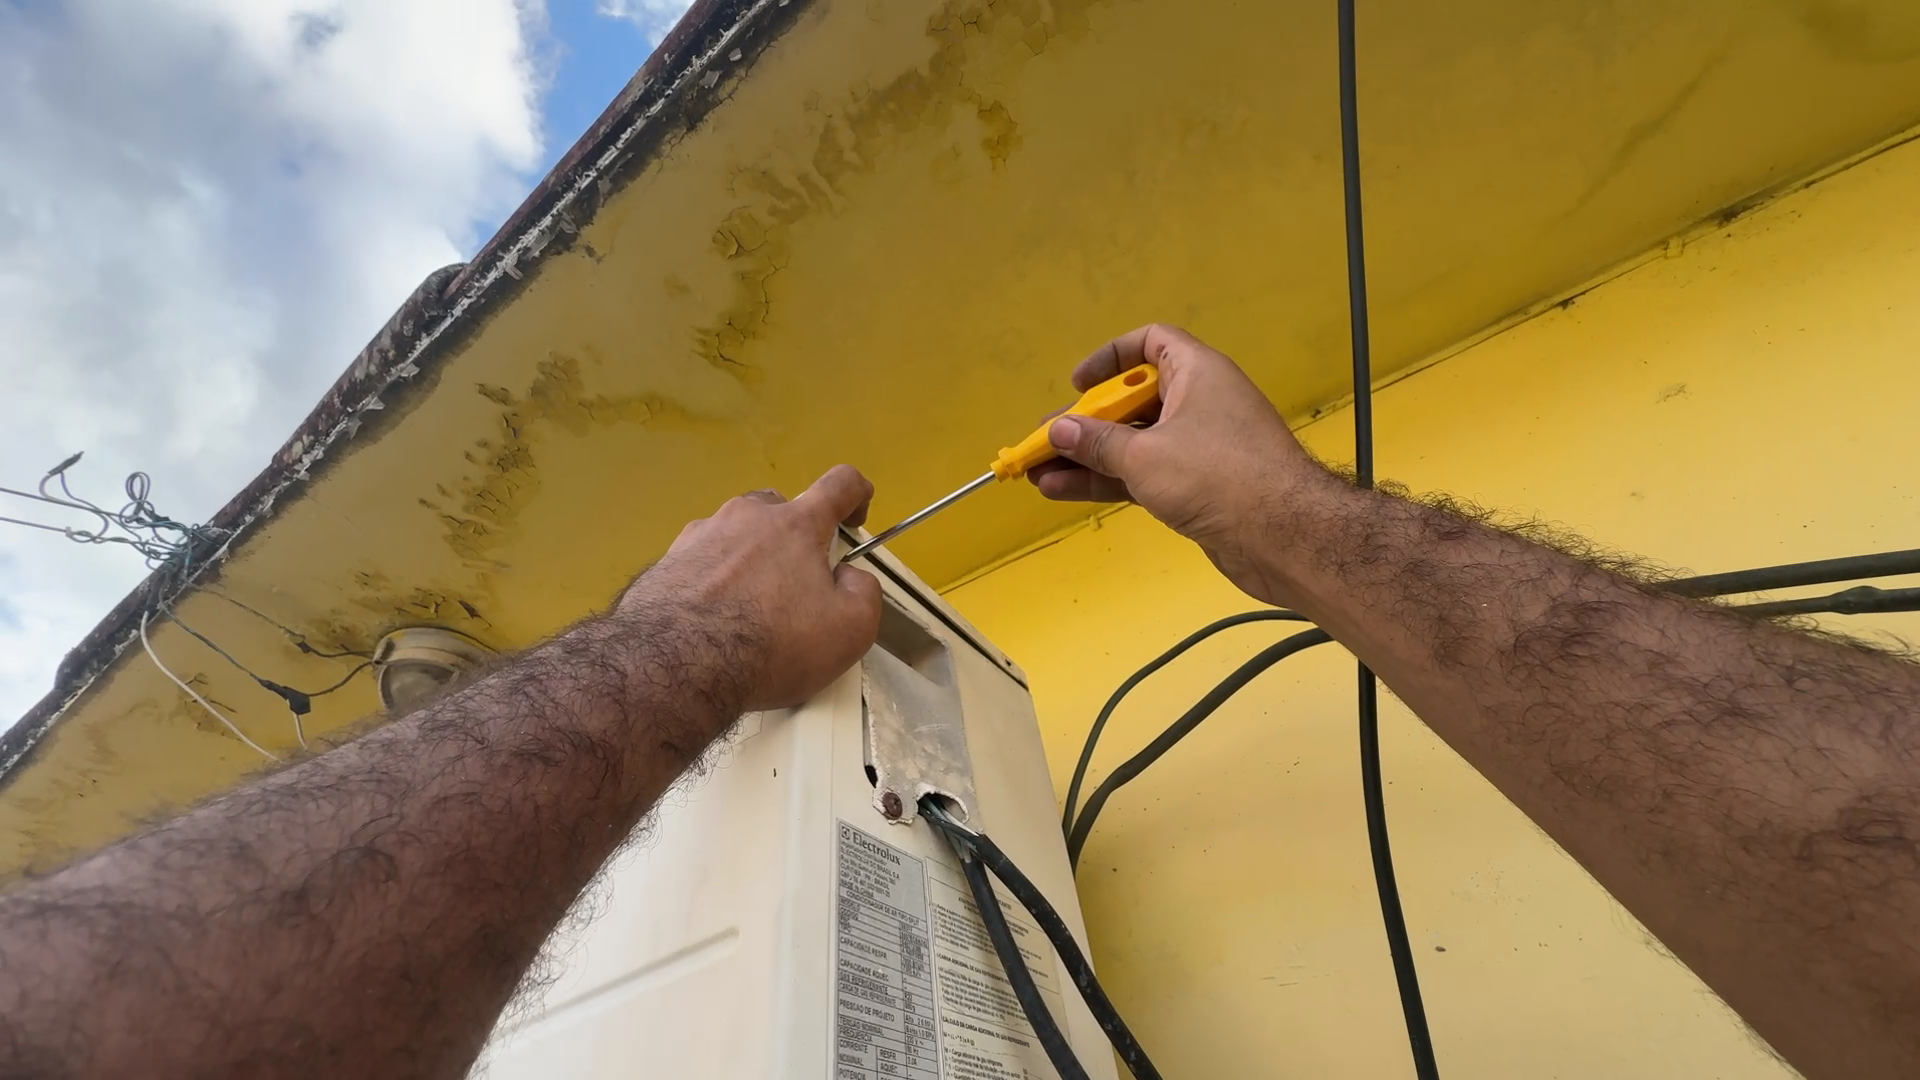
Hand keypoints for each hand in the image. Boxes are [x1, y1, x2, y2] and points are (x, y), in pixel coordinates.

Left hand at [618, 465, 882, 711]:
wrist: (676, 666)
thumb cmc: (773, 644)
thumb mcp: (851, 629)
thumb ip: (863, 591)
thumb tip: (846, 576)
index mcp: (796, 524)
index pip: (840, 484)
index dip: (857, 493)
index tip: (855, 518)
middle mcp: (746, 517)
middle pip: (780, 507)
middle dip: (795, 536)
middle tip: (797, 582)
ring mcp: (699, 535)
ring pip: (737, 533)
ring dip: (751, 558)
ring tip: (748, 608)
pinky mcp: (664, 563)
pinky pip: (701, 561)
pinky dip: (714, 580)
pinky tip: (712, 620)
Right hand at [1029, 324, 1332, 605]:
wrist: (1284, 537)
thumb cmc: (1216, 476)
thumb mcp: (1145, 456)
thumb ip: (1097, 443)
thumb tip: (1059, 430)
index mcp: (1195, 373)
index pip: (1151, 344)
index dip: (1111, 357)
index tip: (1078, 384)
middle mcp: (1197, 404)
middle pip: (1131, 402)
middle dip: (1085, 422)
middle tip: (1044, 440)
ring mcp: (1197, 449)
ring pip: (1132, 444)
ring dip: (1087, 458)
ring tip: (1038, 473)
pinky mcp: (1195, 487)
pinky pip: (1142, 474)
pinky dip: (1107, 481)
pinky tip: (1063, 491)